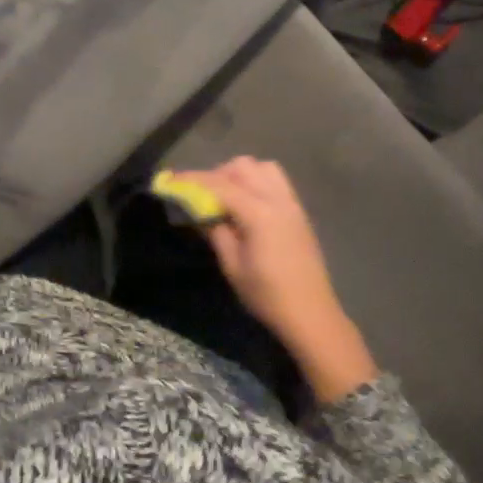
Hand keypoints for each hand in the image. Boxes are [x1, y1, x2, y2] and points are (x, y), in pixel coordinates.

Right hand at [180, 157, 377, 400]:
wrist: (312, 315)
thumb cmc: (267, 295)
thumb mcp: (232, 266)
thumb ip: (215, 230)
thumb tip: (198, 209)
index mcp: (259, 213)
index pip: (219, 184)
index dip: (192, 179)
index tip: (171, 179)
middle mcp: (277, 199)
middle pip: (242, 167)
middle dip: (217, 175)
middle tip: (202, 197)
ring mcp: (291, 203)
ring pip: (262, 167)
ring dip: (240, 174)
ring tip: (227, 198)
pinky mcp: (298, 211)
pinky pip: (275, 180)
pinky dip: (257, 181)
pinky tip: (247, 205)